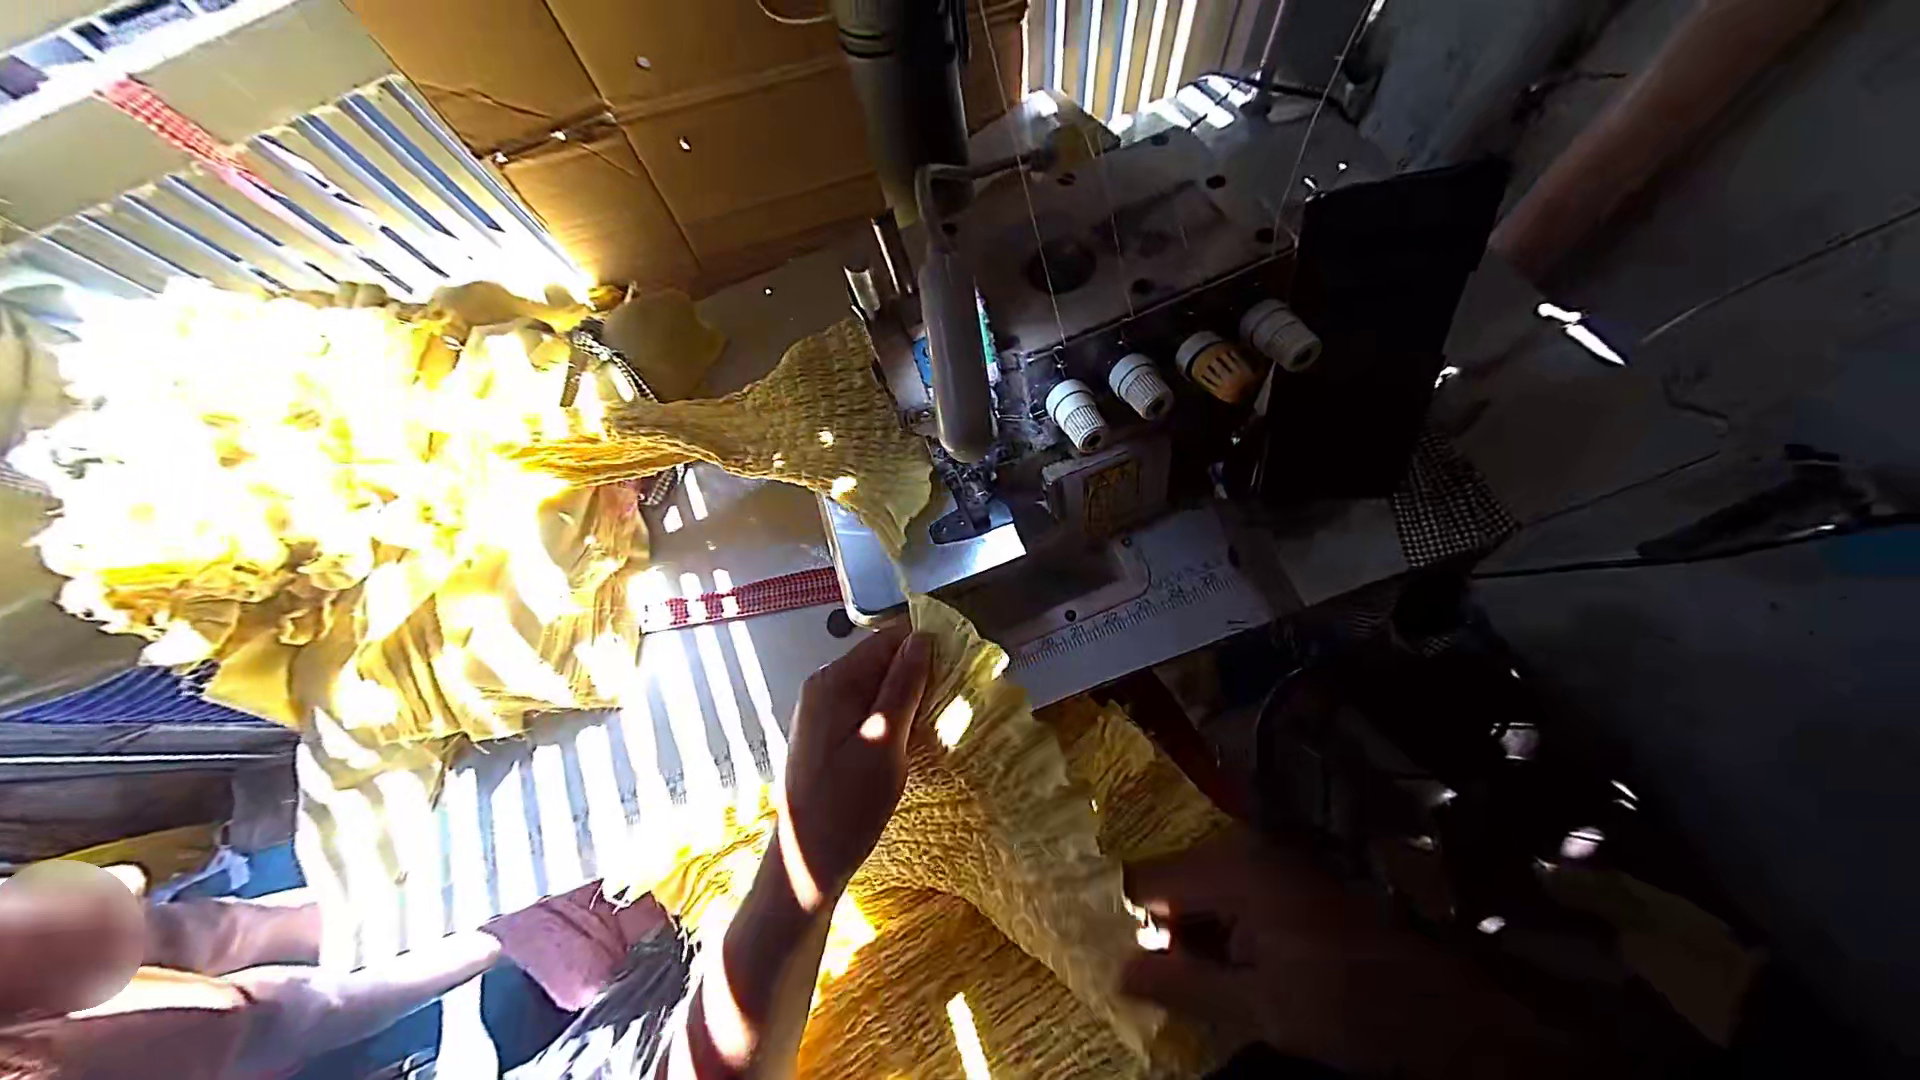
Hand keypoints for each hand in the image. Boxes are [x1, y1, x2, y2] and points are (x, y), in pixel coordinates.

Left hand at [775, 622, 931, 908]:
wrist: (806, 864)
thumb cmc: (846, 804)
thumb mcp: (885, 740)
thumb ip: (904, 685)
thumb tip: (923, 639)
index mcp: (833, 680)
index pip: (887, 640)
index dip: (924, 649)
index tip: (957, 670)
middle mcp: (823, 686)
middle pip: (881, 660)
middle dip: (917, 675)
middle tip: (948, 703)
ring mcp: (823, 710)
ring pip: (877, 685)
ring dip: (907, 698)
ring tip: (931, 724)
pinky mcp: (828, 733)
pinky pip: (867, 707)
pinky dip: (892, 716)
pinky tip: (908, 739)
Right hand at [1121, 829, 1551, 1077]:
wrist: (1446, 1013)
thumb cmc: (1350, 1007)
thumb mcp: (1262, 1008)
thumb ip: (1184, 985)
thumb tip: (1117, 973)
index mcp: (1233, 870)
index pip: (1149, 881)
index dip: (1128, 918)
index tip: (1118, 957)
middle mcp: (1244, 850)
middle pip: (1173, 882)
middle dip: (1163, 929)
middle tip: (1159, 981)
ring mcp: (1266, 860)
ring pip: (1199, 890)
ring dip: (1191, 932)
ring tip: (1196, 980)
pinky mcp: (1284, 877)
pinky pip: (1228, 894)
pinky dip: (1219, 928)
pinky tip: (1231, 965)